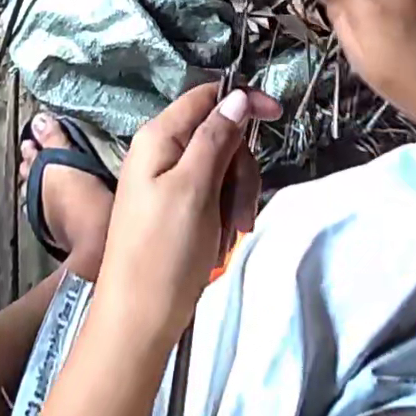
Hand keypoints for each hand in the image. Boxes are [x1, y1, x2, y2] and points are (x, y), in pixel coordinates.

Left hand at [90, 83, 280, 341]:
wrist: (138, 320)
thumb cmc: (165, 251)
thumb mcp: (196, 187)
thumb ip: (216, 136)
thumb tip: (236, 95)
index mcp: (159, 135)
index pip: (206, 95)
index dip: (242, 99)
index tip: (276, 115)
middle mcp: (161, 149)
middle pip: (219, 134)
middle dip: (239, 168)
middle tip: (240, 208)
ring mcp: (167, 179)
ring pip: (221, 166)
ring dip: (234, 197)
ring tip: (227, 233)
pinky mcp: (175, 205)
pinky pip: (212, 194)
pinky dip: (223, 214)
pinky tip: (216, 241)